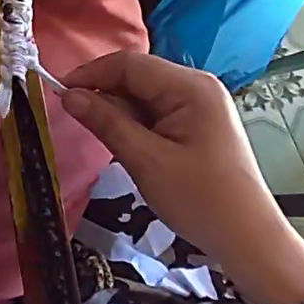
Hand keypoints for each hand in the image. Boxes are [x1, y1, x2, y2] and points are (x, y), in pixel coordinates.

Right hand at [61, 51, 303, 303]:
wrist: (247, 238)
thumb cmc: (200, 200)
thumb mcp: (146, 161)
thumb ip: (106, 122)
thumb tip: (68, 95)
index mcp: (190, 87)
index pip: (130, 64)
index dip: (90, 73)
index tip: (57, 91)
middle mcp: (196, 85)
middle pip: (136, 76)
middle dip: (103, 93)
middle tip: (75, 119)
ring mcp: (198, 103)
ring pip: (142, 94)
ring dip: (118, 111)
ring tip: (103, 138)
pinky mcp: (196, 121)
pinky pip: (155, 110)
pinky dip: (134, 123)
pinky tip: (125, 143)